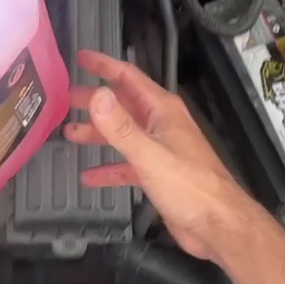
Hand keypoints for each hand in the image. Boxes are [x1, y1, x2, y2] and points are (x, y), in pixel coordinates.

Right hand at [64, 50, 272, 262]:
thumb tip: (97, 95)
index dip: (104, 65)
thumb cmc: (190, 186)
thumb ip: (121, 126)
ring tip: (70, 133)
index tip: (81, 58)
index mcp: (162, 110)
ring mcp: (160, 148)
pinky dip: (109, 167)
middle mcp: (161, 124)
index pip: (128, 77)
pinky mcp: (158, 173)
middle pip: (123, 104)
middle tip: (66, 99)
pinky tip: (89, 177)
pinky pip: (128, 164)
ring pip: (123, 133)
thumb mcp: (149, 154)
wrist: (218, 225)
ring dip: (98, 133)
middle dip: (95, 100)